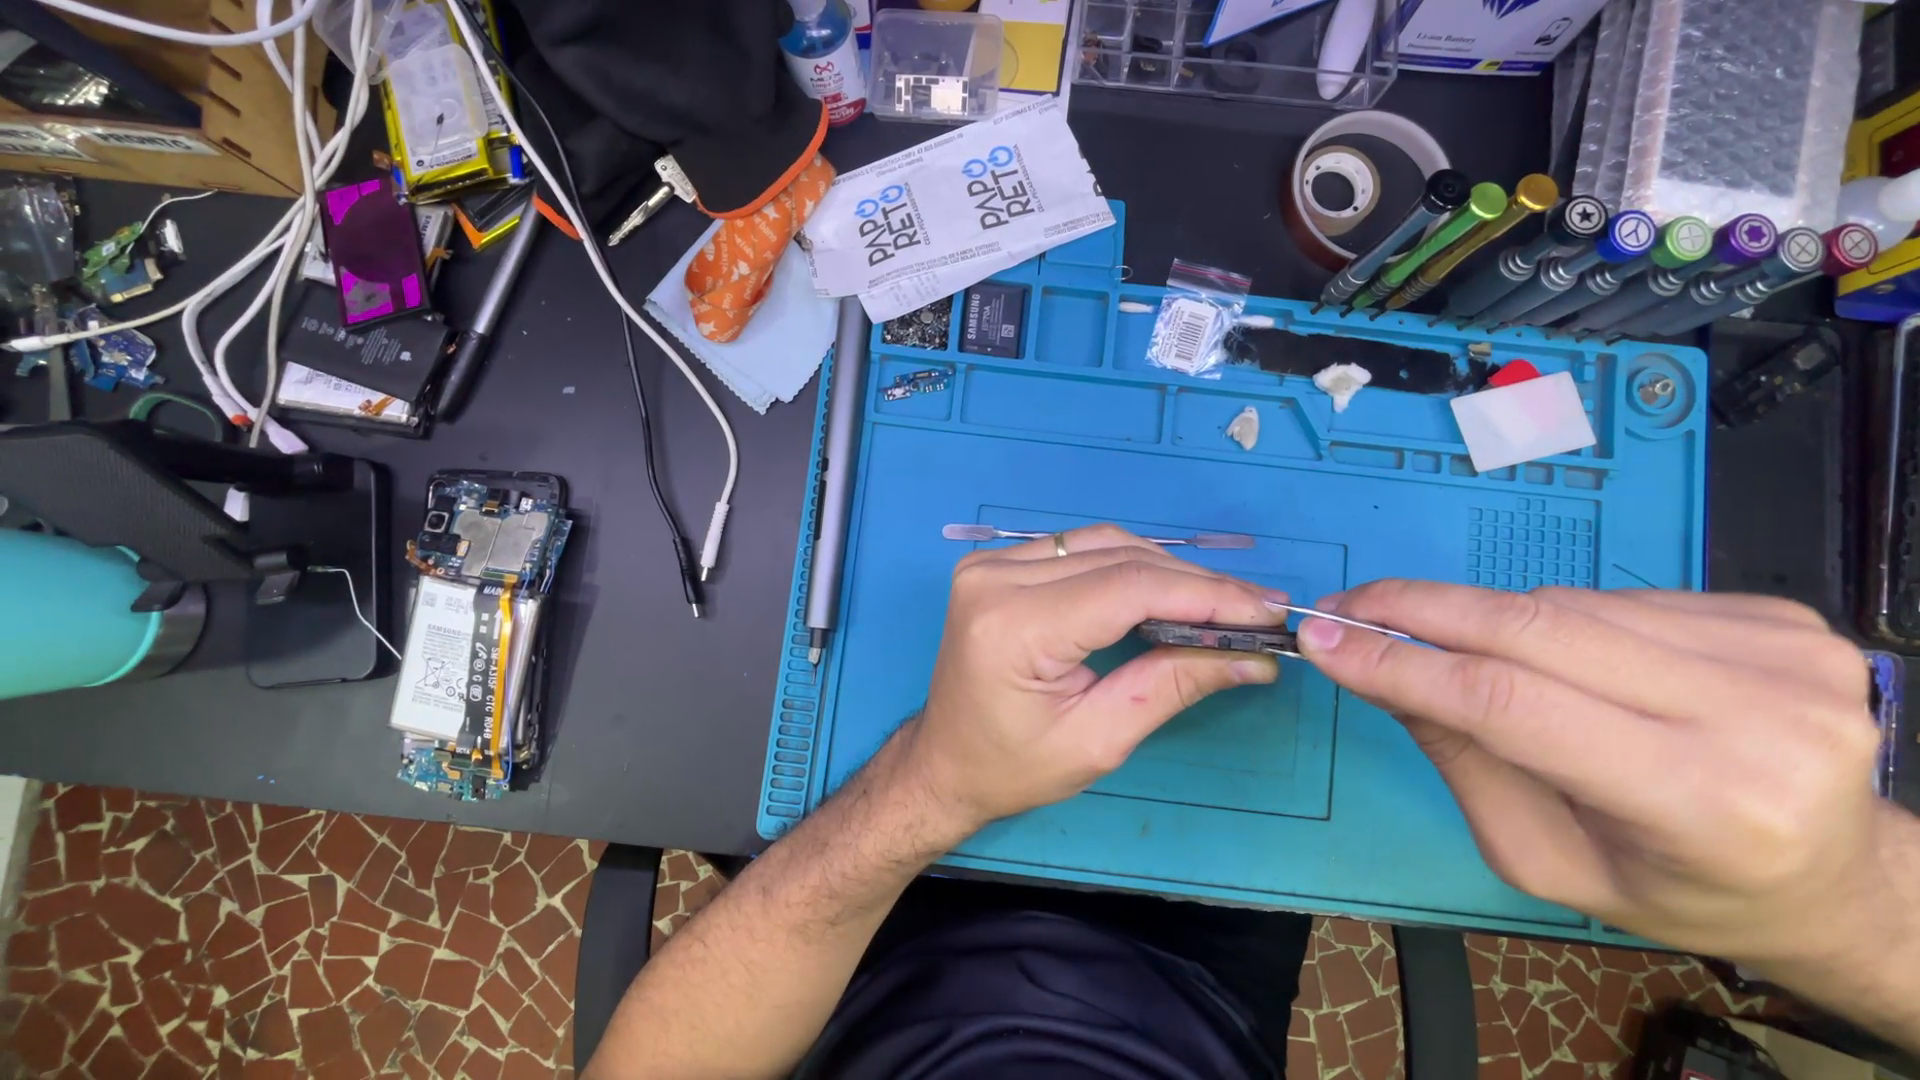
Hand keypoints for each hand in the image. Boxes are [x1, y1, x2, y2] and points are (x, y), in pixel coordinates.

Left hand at [901, 525, 1284, 834]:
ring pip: (1103, 544)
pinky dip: (1130, 567)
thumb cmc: (1011, 768)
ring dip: (1167, 570)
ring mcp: (992, 564)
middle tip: (1258, 610)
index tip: (1266, 611)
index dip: (1205, 596)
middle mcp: (996, 577)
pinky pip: (1080, 549)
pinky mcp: (997, 564)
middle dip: (1196, 585)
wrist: (943, 762)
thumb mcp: (1097, 740)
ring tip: (1223, 604)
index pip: (1127, 588)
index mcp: (1013, 625)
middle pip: (1119, 558)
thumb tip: (1251, 657)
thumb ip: (1170, 686)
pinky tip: (1168, 592)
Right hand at [1296, 581, 1891, 968]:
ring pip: (1565, 606)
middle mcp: (1761, 715)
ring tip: (1447, 648)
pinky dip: (1549, 621)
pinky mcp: (1780, 618)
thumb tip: (1374, 667)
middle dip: (1418, 609)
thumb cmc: (1672, 889)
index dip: (1402, 664)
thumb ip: (1461, 757)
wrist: (1833, 879)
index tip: (1321, 638)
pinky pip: (1612, 599)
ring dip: (1481, 620)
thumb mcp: (1540, 856)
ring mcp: (1782, 654)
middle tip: (1344, 605)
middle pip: (1536, 630)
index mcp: (1703, 802)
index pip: (1511, 704)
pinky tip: (1550, 657)